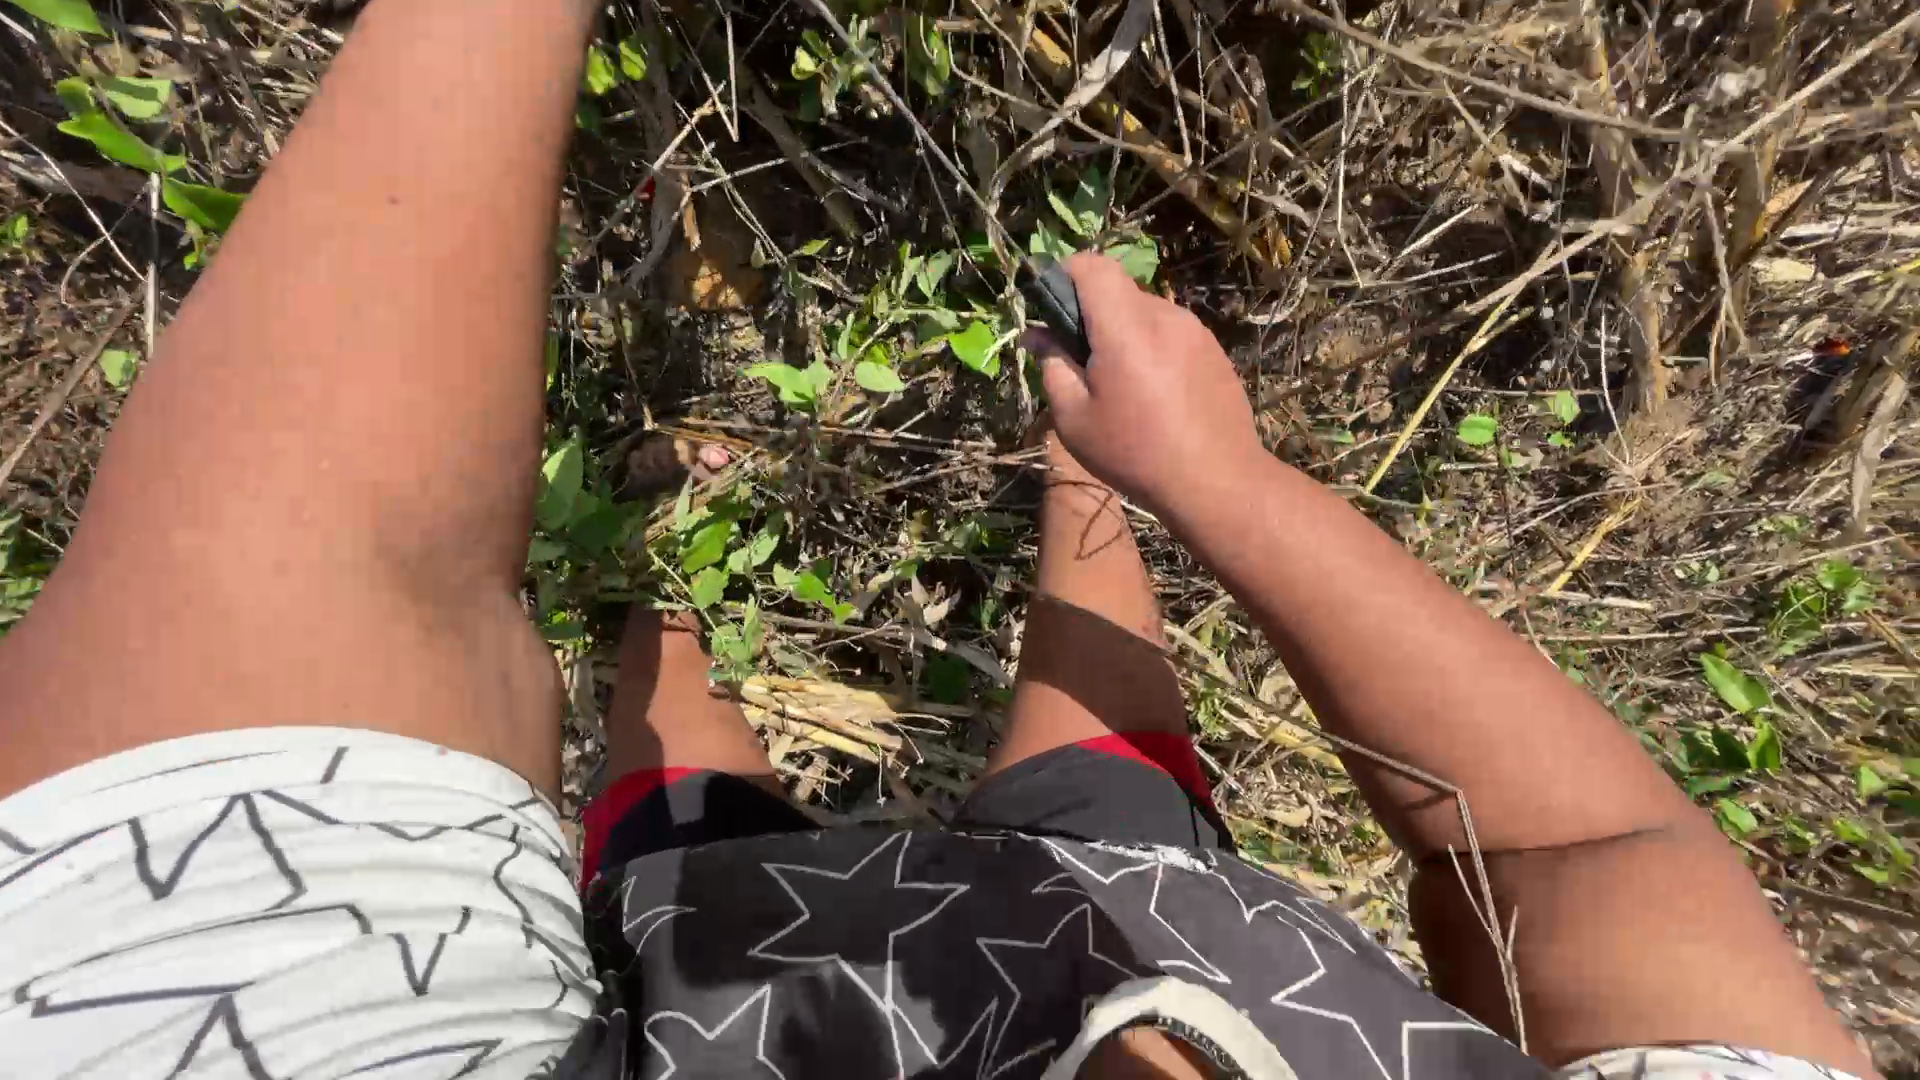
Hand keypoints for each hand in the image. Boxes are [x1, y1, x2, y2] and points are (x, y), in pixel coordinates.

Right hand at [1031, 253, 1263, 515]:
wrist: (1216, 481)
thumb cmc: (1134, 454)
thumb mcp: (1075, 419)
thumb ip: (1052, 367)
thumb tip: (1037, 334)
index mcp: (1126, 328)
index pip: (1093, 266)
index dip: (1065, 274)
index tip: (1050, 308)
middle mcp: (1165, 316)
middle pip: (1119, 291)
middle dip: (1091, 314)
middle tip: (1078, 361)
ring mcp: (1195, 331)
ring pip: (1145, 313)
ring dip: (1122, 334)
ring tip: (1118, 385)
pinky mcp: (1213, 350)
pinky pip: (1170, 334)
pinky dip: (1150, 348)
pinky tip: (1151, 394)